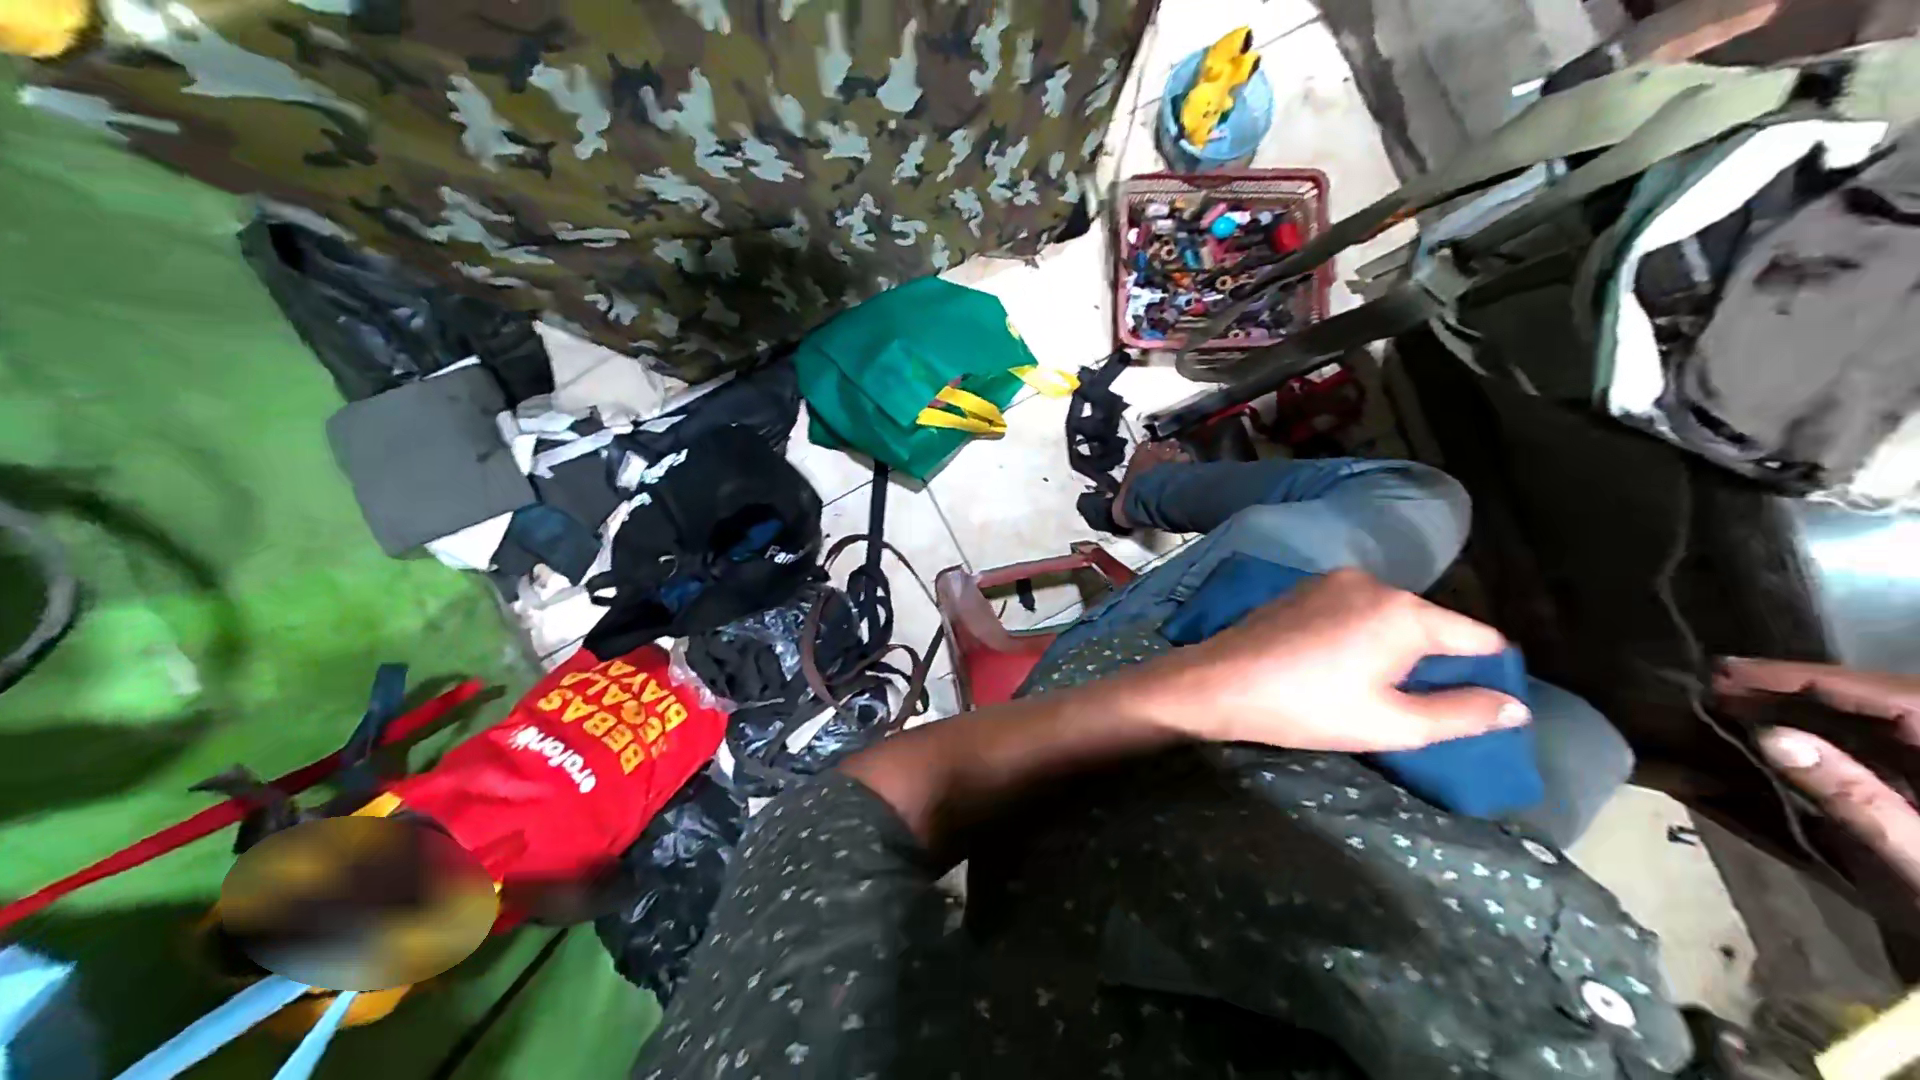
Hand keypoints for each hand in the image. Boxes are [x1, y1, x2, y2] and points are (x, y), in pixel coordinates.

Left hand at [1164, 568, 1531, 751]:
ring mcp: (1331, 580)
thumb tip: (1515, 704)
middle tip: (1412, 701)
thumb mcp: (1392, 724)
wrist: (1218, 682)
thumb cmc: (1306, 707)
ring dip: (1392, 645)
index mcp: (1404, 612)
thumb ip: (1462, 714)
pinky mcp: (1301, 588)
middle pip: (1430, 623)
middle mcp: (1372, 583)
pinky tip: (1334, 663)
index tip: (1478, 702)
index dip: (1488, 671)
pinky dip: (1357, 632)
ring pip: (1388, 615)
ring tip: (1368, 686)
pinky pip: (1351, 608)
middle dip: (1433, 659)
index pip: (1478, 637)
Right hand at [1715, 658, 1919, 896]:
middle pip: (1878, 704)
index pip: (1891, 698)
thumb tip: (1770, 736)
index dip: (1807, 679)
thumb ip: (1852, 797)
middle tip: (1718, 684)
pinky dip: (1820, 736)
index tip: (1730, 670)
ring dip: (1802, 711)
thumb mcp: (1916, 858)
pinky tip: (1775, 732)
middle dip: (1796, 691)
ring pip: (1873, 723)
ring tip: (1733, 702)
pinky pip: (1878, 746)